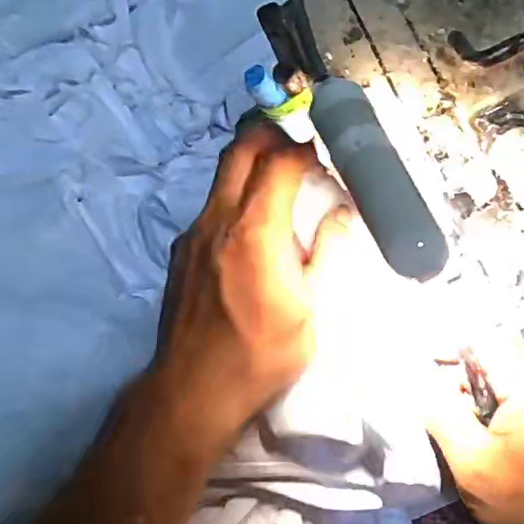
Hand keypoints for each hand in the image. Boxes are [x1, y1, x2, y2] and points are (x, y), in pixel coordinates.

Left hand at [142, 118, 346, 457]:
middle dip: (270, 132)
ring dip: (252, 164)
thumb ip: (324, 257)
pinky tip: (255, 224)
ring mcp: (193, 236)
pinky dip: (237, 196)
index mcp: (254, 233)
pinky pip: (212, 207)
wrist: (193, 390)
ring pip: (222, 178)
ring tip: (281, 175)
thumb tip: (341, 216)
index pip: (278, 164)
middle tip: (299, 134)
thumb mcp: (309, 312)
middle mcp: (217, 223)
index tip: (325, 145)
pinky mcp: (182, 254)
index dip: (304, 146)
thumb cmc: (260, 356)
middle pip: (240, 153)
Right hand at [424, 356, 523, 523]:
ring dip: (466, 404)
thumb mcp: (474, 462)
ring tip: (441, 428)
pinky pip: (507, 400)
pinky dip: (485, 415)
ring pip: (492, 384)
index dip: (437, 359)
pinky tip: (470, 439)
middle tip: (424, 415)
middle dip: (450, 385)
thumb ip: (441, 414)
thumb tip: (415, 379)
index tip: (409, 382)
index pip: (471, 345)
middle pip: (482, 364)